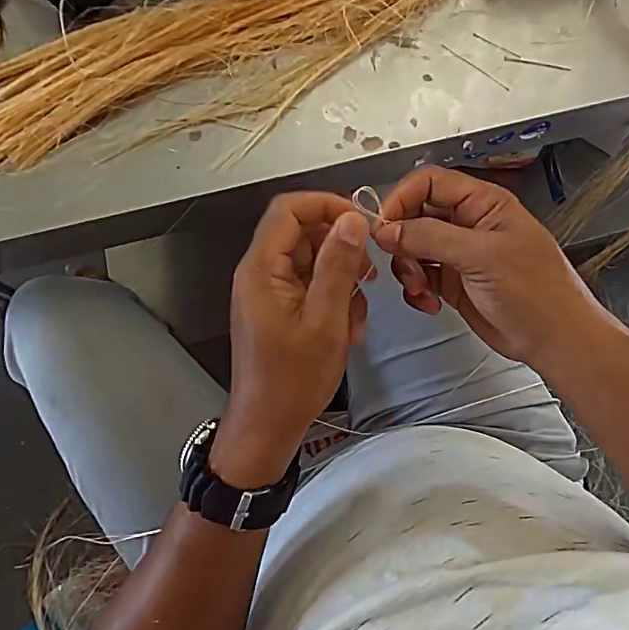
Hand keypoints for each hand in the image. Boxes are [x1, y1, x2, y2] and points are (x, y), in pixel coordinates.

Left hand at [210, 193, 372, 487]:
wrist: (269, 424)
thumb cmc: (291, 382)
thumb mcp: (326, 320)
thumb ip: (339, 266)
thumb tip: (351, 222)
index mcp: (262, 270)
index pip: (289, 209)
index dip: (327, 205)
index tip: (360, 221)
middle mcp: (261, 274)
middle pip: (304, 234)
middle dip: (341, 250)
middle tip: (367, 273)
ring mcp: (270, 292)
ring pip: (313, 262)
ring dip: (342, 281)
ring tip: (355, 314)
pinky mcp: (281, 309)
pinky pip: (312, 287)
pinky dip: (335, 300)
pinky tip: (346, 328)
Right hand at [373, 167, 610, 368]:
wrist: (553, 338)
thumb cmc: (538, 292)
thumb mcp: (483, 256)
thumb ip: (432, 237)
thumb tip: (390, 228)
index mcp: (483, 204)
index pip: (430, 183)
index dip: (402, 199)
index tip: (385, 225)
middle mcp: (469, 225)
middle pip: (416, 216)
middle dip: (402, 239)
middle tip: (401, 261)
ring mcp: (461, 255)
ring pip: (414, 248)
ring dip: (408, 269)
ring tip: (420, 288)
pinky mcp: (454, 283)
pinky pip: (421, 277)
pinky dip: (416, 289)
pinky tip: (428, 302)